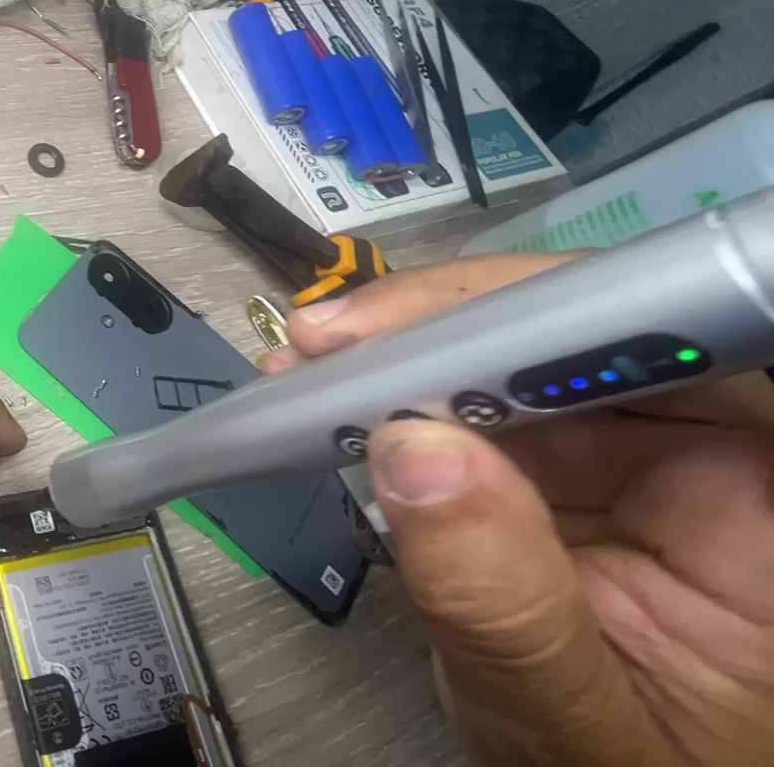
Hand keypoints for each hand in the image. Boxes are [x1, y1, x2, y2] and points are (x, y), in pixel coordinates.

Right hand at [264, 253, 773, 765]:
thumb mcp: (562, 716)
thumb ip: (501, 598)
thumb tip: (412, 446)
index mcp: (767, 516)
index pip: (700, 362)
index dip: (581, 316)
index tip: (444, 330)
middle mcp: (708, 459)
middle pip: (586, 338)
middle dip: (446, 324)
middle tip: (327, 338)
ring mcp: (623, 451)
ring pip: (510, 353)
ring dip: (396, 347)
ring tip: (304, 361)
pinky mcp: (547, 455)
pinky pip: (466, 394)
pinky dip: (384, 384)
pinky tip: (326, 389)